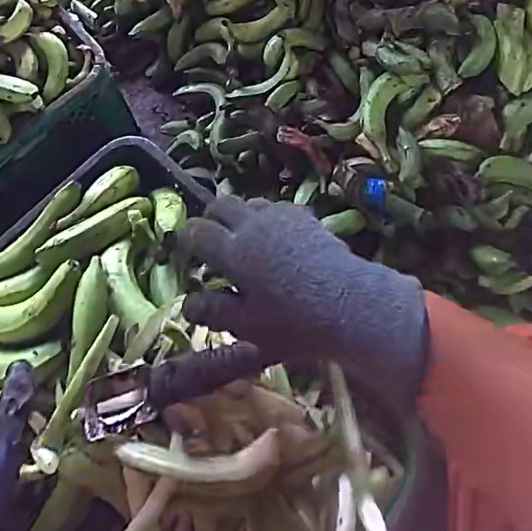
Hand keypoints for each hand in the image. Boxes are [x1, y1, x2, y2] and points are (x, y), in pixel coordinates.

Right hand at [180, 197, 428, 406]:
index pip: (198, 231)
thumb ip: (214, 312)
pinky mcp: (304, 216)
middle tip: (210, 237)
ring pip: (251, 203)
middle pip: (222, 205)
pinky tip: (276, 239)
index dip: (186, 236)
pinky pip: (277, 208)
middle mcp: (253, 224)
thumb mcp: (247, 327)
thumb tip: (188, 302)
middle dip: (211, 217)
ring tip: (244, 238)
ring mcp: (280, 216)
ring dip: (240, 216)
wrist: (347, 302)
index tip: (184, 246)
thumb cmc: (293, 322)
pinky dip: (267, 218)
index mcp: (233, 251)